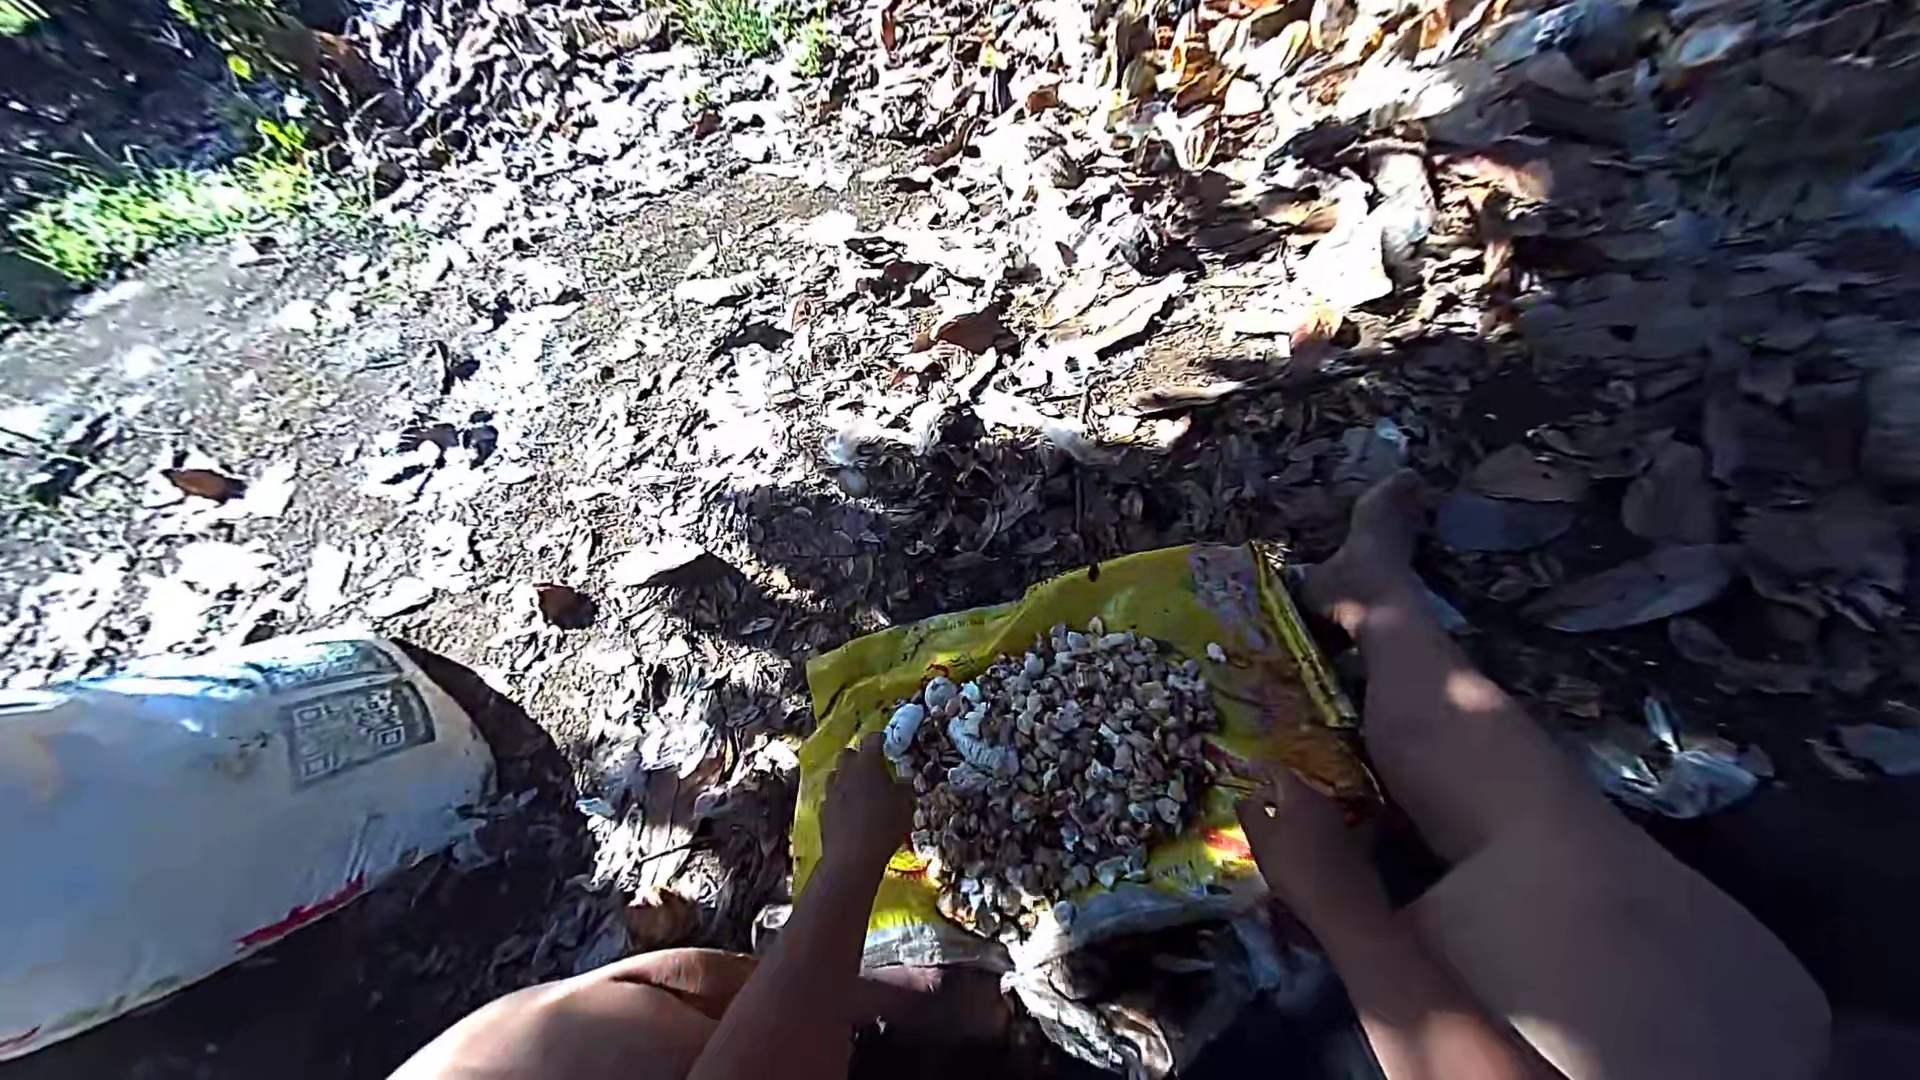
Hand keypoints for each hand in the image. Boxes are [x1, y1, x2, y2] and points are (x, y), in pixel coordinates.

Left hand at [821, 733, 914, 873]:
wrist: (852, 857)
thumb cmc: (885, 825)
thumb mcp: (905, 805)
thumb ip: (904, 788)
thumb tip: (904, 781)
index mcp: (868, 764)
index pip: (872, 740)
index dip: (879, 739)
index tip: (885, 742)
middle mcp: (847, 772)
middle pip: (848, 753)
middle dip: (858, 757)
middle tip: (871, 767)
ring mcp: (832, 791)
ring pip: (836, 774)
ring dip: (846, 777)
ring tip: (859, 789)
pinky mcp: (823, 810)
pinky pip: (831, 797)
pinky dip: (839, 799)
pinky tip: (848, 811)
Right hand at [1235, 766, 1383, 922]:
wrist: (1346, 911)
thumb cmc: (1294, 868)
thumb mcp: (1260, 838)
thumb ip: (1249, 812)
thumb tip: (1243, 797)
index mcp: (1299, 794)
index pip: (1277, 770)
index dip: (1260, 770)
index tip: (1248, 774)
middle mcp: (1324, 801)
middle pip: (1296, 787)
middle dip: (1276, 793)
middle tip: (1258, 804)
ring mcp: (1342, 823)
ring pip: (1312, 808)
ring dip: (1295, 812)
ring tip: (1278, 825)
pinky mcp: (1355, 846)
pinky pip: (1328, 828)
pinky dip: (1315, 830)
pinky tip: (1308, 842)